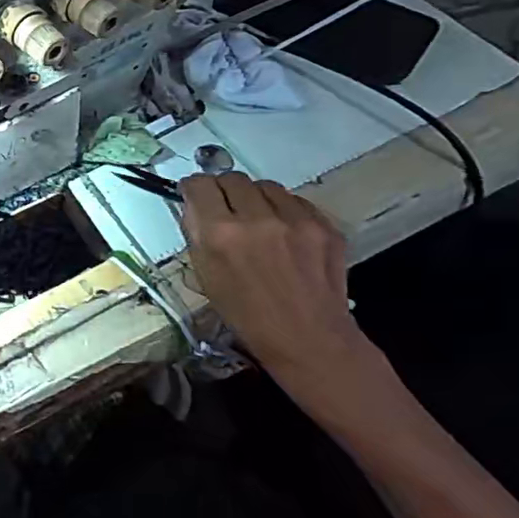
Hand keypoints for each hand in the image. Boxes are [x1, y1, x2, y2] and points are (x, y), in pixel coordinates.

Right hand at [179, 173, 361, 379]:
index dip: (193, 189)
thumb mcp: (204, 274)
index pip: (199, 185)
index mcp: (220, 233)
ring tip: (257, 219)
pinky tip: (283, 232)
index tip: (195, 197)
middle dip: (223, 190)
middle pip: (232, 178)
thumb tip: (195, 205)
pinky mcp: (325, 226)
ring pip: (266, 185)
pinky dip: (284, 209)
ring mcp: (296, 221)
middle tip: (225, 208)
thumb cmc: (246, 313)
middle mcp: (257, 219)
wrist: (309, 339)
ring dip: (255, 197)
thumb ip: (197, 233)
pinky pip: (296, 201)